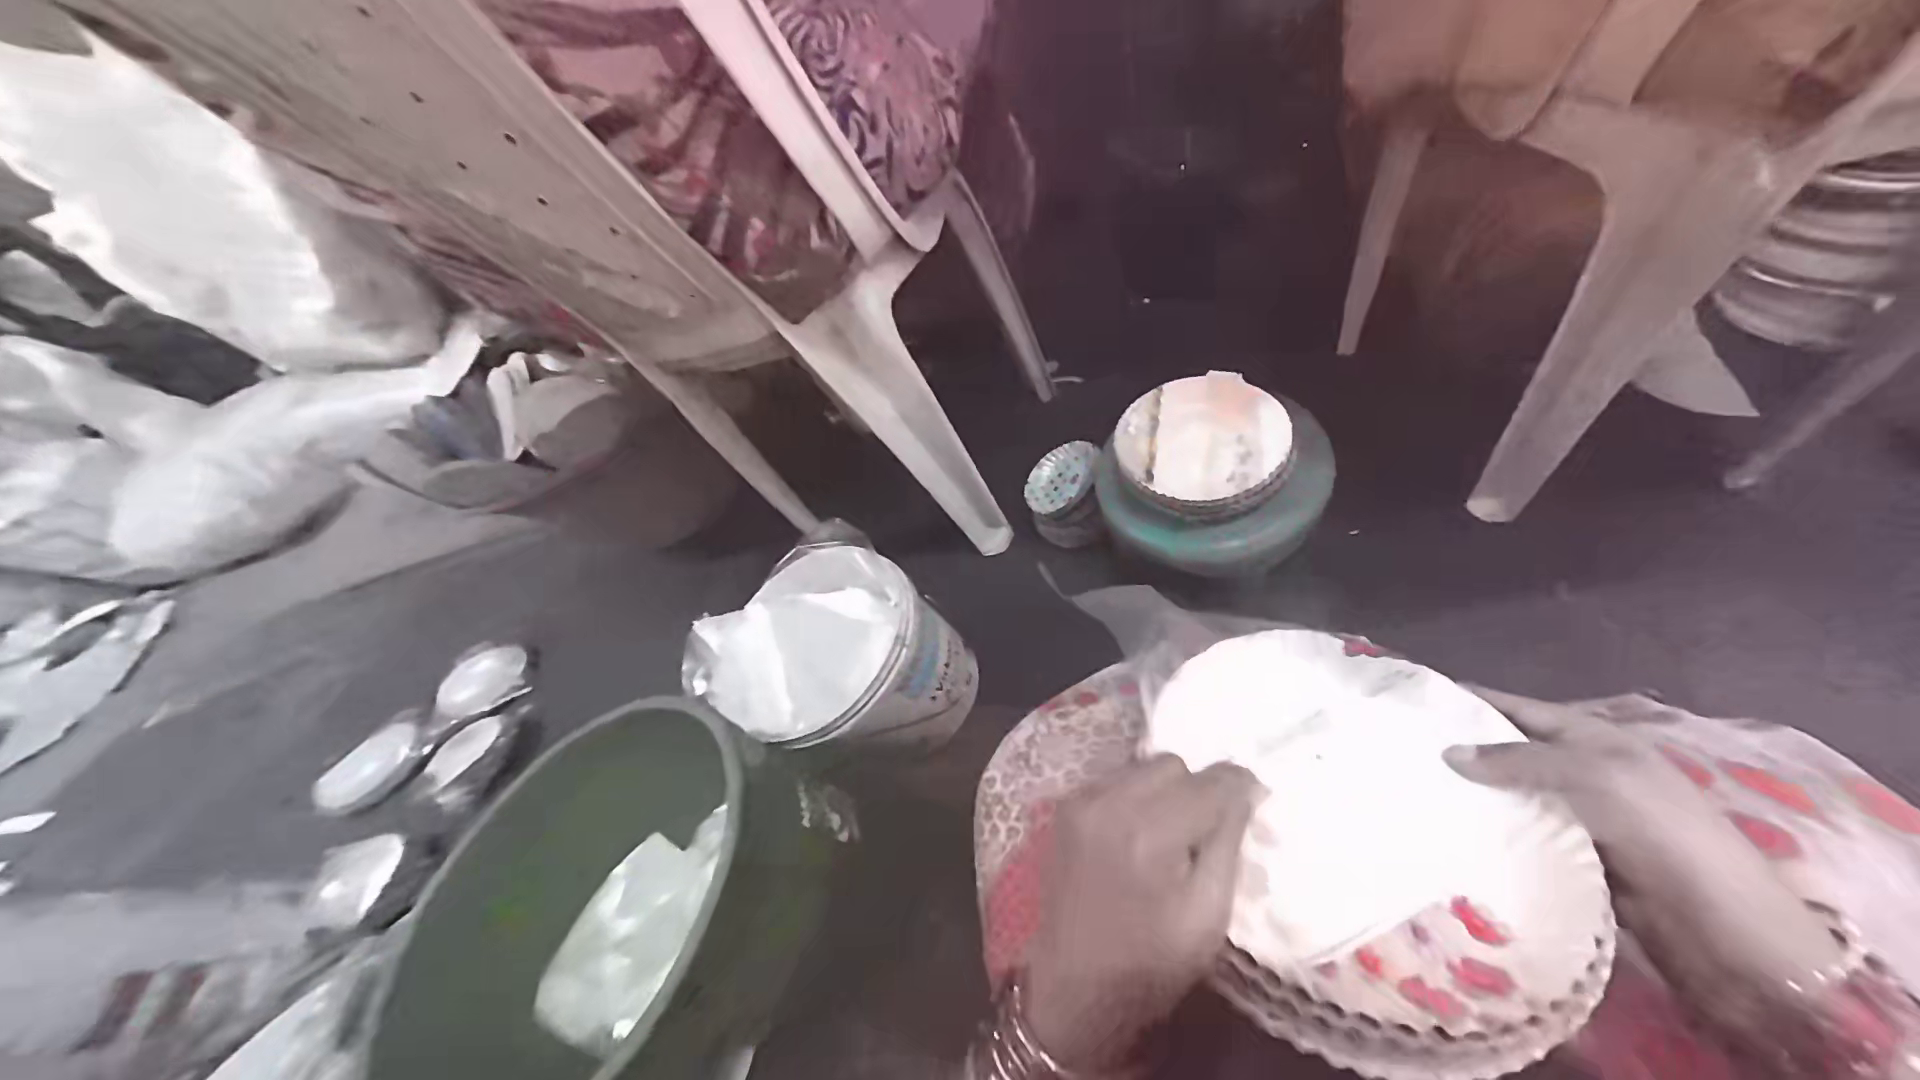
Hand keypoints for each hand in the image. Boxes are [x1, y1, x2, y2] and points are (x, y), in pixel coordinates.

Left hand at [1022, 755, 1262, 1070]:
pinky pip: (1114, 778)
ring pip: (1142, 766)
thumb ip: (1228, 844)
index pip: (1210, 783)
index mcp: (1151, 834)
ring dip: (1164, 789)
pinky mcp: (1065, 805)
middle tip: (1203, 830)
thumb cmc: (1150, 962)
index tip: (1252, 799)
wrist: (1073, 982)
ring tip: (1167, 832)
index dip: (1239, 787)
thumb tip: (1245, 790)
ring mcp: (1081, 799)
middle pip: (1173, 765)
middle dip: (1197, 789)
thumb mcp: (1209, 916)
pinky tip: (1135, 832)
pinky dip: (1134, 795)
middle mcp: (1111, 802)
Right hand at [1445, 690, 1844, 1025]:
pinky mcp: (1564, 846)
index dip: (1459, 699)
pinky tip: (1445, 823)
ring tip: (1408, 784)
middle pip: (1499, 745)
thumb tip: (1447, 752)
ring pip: (1502, 787)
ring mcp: (1569, 807)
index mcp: (1583, 733)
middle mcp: (1572, 763)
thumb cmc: (1660, 828)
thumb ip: (1518, 759)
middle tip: (1396, 747)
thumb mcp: (1593, 776)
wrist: (1722, 923)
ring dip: (1465, 787)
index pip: (1505, 704)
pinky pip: (1513, 825)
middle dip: (1454, 745)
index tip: (1406, 702)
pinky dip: (1483, 822)